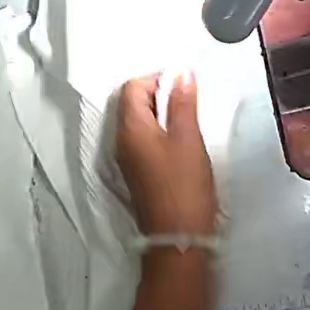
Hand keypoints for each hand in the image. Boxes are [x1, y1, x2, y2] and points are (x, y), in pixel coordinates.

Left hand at [116, 73, 216, 235]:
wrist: (178, 236)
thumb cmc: (184, 184)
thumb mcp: (188, 138)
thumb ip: (183, 102)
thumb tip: (181, 73)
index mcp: (130, 129)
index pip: (132, 88)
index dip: (156, 77)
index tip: (184, 81)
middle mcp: (122, 141)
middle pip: (132, 103)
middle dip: (158, 92)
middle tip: (188, 96)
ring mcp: (128, 158)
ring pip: (138, 121)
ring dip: (160, 110)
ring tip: (188, 114)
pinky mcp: (139, 171)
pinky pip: (143, 138)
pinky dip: (160, 128)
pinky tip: (181, 136)